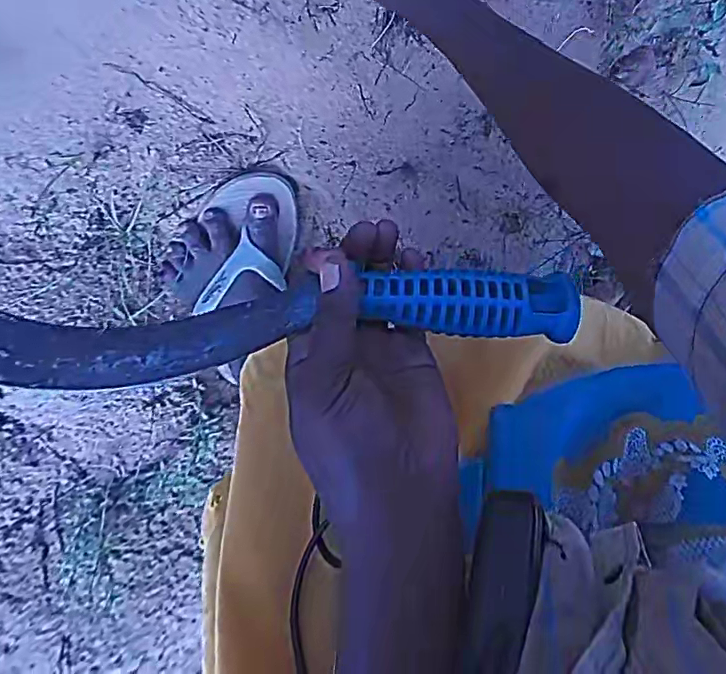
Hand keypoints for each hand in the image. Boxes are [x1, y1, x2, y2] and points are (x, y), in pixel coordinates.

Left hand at [285, 220, 458, 539]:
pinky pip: (411, 309)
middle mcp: (342, 343)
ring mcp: (379, 346)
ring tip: (390, 237)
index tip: (333, 249)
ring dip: (384, 263)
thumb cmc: (348, 445)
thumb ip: (332, 321)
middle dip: (356, 256)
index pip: (310, 297)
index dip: (320, 270)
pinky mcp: (413, 352)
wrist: (402, 494)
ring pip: (380, 292)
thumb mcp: (325, 383)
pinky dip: (414, 285)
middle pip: (347, 287)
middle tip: (371, 232)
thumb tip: (330, 262)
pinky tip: (415, 264)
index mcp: (309, 351)